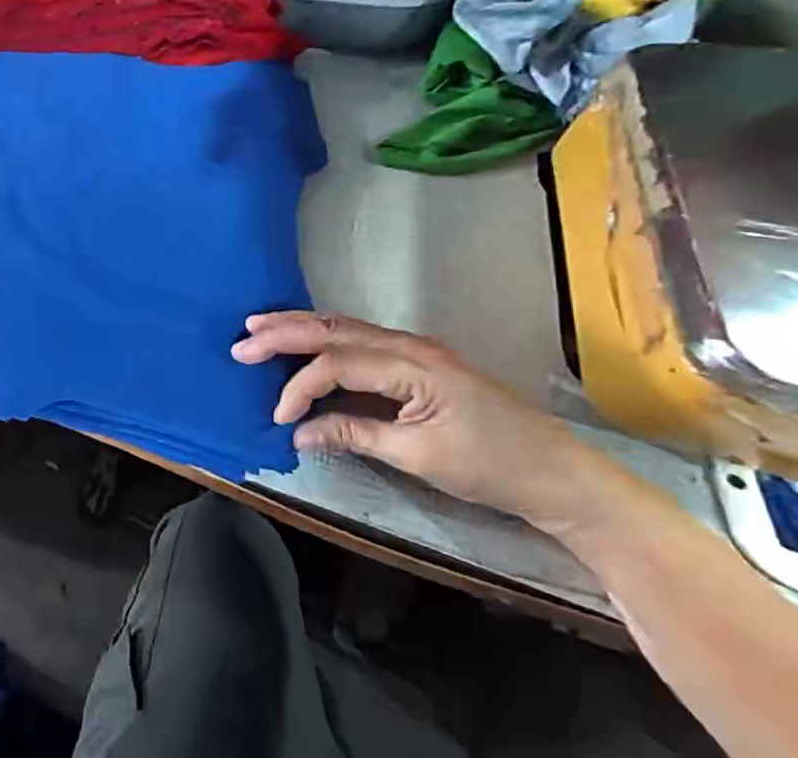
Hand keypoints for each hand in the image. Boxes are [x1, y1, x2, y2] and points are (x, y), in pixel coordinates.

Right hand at [231, 311, 624, 535]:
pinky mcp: (419, 362)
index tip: (279, 418)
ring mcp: (416, 349)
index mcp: (412, 363)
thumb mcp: (419, 455)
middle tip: (243, 337)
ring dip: (305, 329)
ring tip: (263, 327)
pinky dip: (329, 341)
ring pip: (349, 329)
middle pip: (338, 329)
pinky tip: (310, 342)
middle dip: (287, 331)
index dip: (301, 386)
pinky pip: (363, 342)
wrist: (553, 470)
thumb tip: (301, 432)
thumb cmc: (490, 465)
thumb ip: (356, 434)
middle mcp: (410, 344)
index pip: (339, 363)